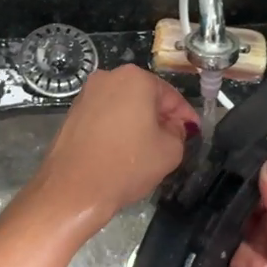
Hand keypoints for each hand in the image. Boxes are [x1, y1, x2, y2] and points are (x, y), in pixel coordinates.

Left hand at [26, 65, 198, 228]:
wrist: (73, 189)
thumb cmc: (126, 165)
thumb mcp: (170, 151)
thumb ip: (179, 132)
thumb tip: (174, 126)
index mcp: (135, 79)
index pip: (171, 96)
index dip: (185, 116)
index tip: (194, 132)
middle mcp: (108, 78)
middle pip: (145, 97)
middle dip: (160, 118)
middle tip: (172, 142)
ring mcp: (86, 94)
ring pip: (123, 106)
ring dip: (137, 123)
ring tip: (146, 150)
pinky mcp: (72, 113)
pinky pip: (105, 117)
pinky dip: (117, 129)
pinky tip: (122, 152)